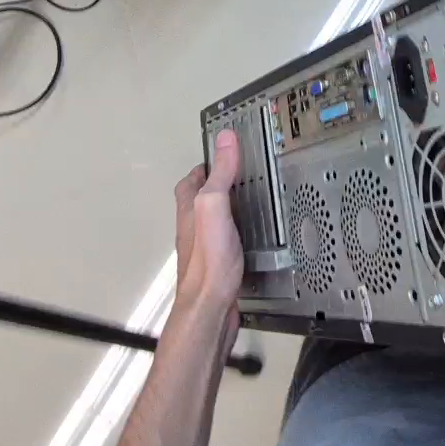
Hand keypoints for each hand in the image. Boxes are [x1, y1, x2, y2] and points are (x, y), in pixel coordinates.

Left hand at [174, 129, 243, 316]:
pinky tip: (255, 233)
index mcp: (189, 209)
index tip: (229, 154)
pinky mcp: (219, 264)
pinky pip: (228, 238)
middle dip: (222, 184)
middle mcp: (193, 226)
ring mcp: (205, 246)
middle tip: (248, 174)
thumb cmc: (209, 257)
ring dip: (232, 207)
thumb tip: (225, 137)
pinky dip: (240, 230)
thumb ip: (220, 173)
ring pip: (216, 218)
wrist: (210, 309)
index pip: (193, 178)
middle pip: (203, 197)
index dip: (208, 164)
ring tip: (256, 198)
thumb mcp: (214, 205)